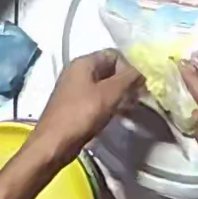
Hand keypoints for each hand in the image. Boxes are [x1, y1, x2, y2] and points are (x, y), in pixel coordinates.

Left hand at [28, 49, 142, 162]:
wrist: (54, 143)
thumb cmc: (82, 114)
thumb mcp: (110, 93)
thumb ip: (129, 78)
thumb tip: (142, 71)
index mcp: (83, 63)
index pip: (114, 55)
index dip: (130, 67)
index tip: (140, 85)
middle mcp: (77, 72)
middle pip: (109, 69)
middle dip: (126, 81)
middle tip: (138, 97)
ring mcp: (74, 89)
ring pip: (104, 85)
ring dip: (119, 94)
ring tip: (130, 107)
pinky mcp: (74, 105)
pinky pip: (97, 98)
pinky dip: (109, 103)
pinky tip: (117, 115)